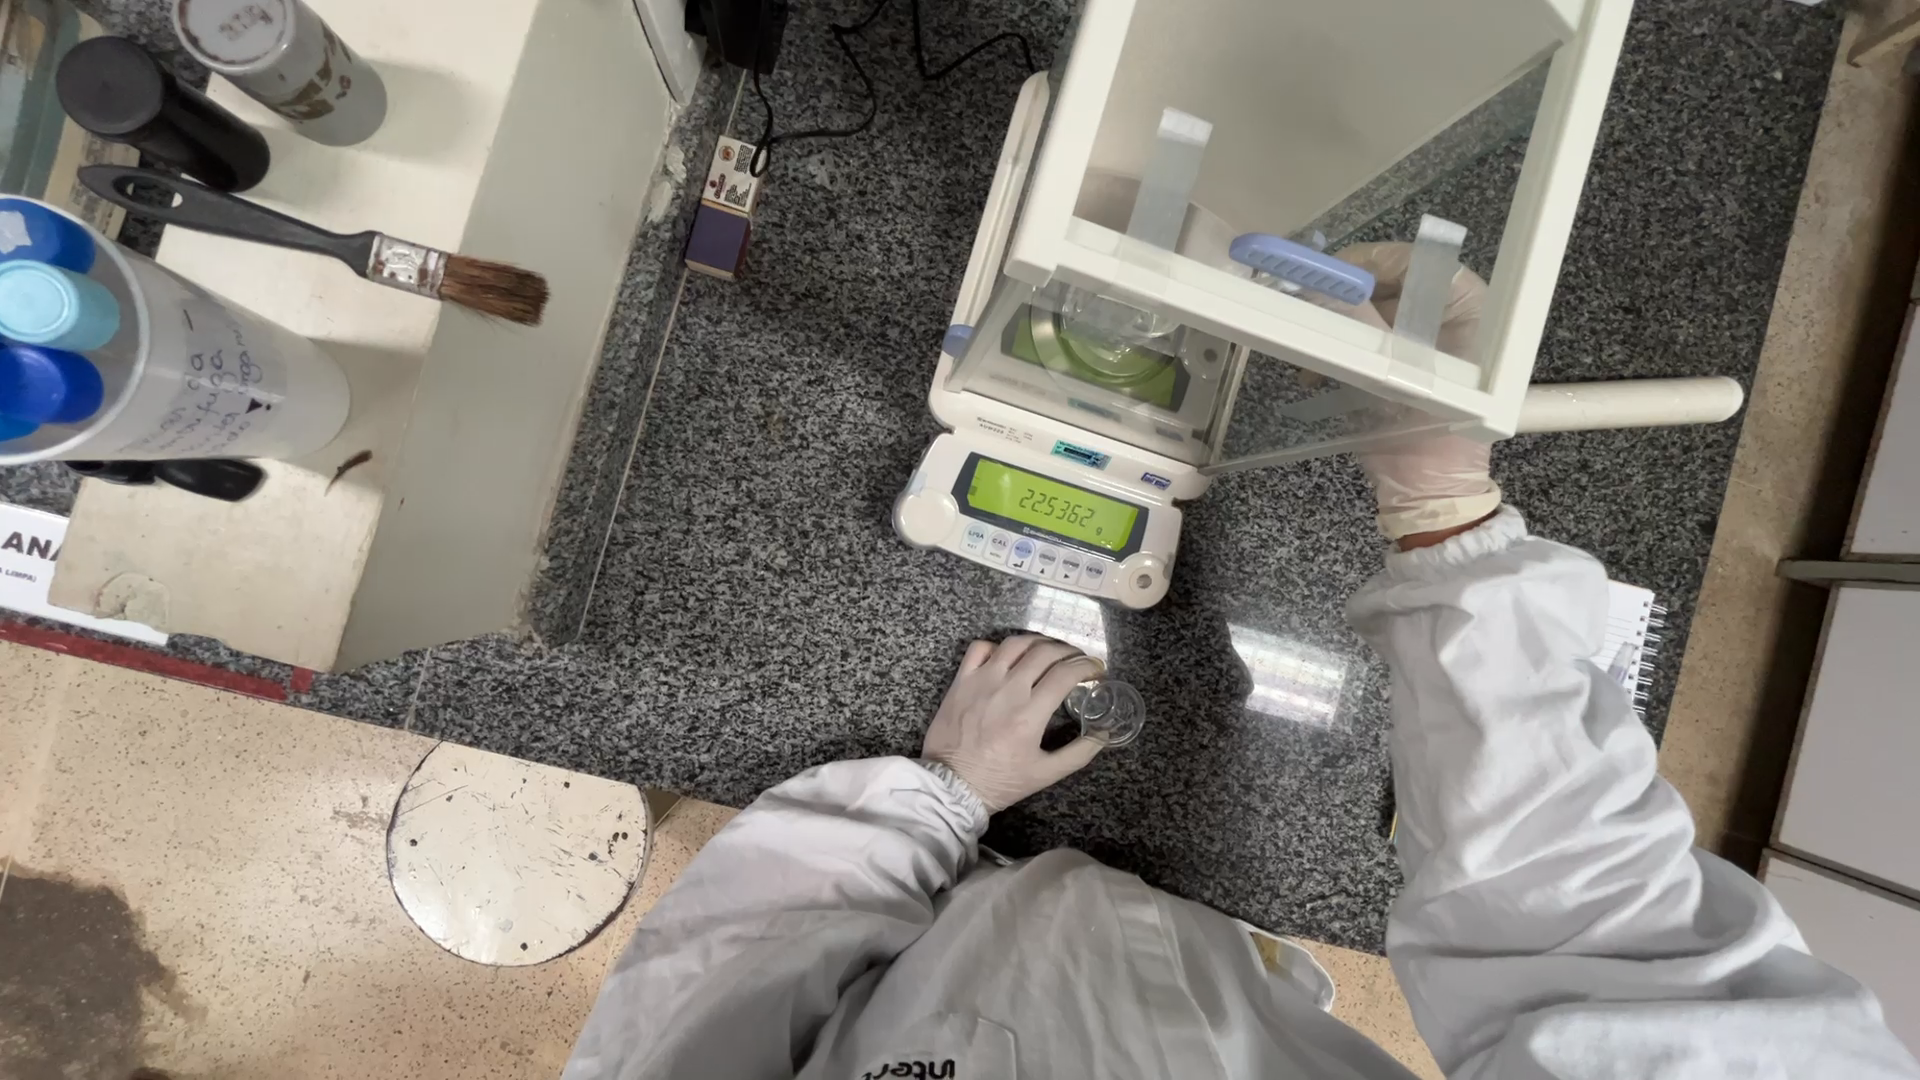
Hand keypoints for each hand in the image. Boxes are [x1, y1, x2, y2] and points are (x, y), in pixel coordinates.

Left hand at [922, 635, 1104, 811]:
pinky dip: (998, 646)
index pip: (1065, 674)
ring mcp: (982, 680)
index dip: (1087, 666)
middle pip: (1045, 653)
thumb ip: (1078, 753)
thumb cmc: (999, 781)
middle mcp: (1008, 689)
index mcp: (1030, 713)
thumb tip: (1103, 733)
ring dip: (1038, 642)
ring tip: (1049, 650)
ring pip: (1015, 644)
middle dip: (1068, 651)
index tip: (1095, 670)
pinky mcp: (961, 680)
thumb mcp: (1045, 774)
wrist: (951, 786)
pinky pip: (980, 648)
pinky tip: (1008, 656)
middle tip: (1077, 660)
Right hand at [1324, 243, 1503, 541]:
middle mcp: (1451, 318)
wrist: (1426, 490)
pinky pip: (1367, 343)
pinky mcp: (1407, 366)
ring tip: (1310, 360)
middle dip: (1341, 305)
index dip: (1364, 263)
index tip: (1320, 279)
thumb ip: (1356, 325)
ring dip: (1334, 333)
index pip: (1414, 261)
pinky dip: (1339, 353)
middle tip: (1306, 320)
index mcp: (1467, 310)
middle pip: (1387, 287)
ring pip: (1372, 315)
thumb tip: (1322, 286)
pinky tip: (1318, 374)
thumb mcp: (1387, 376)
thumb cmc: (1421, 437)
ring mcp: (1428, 344)